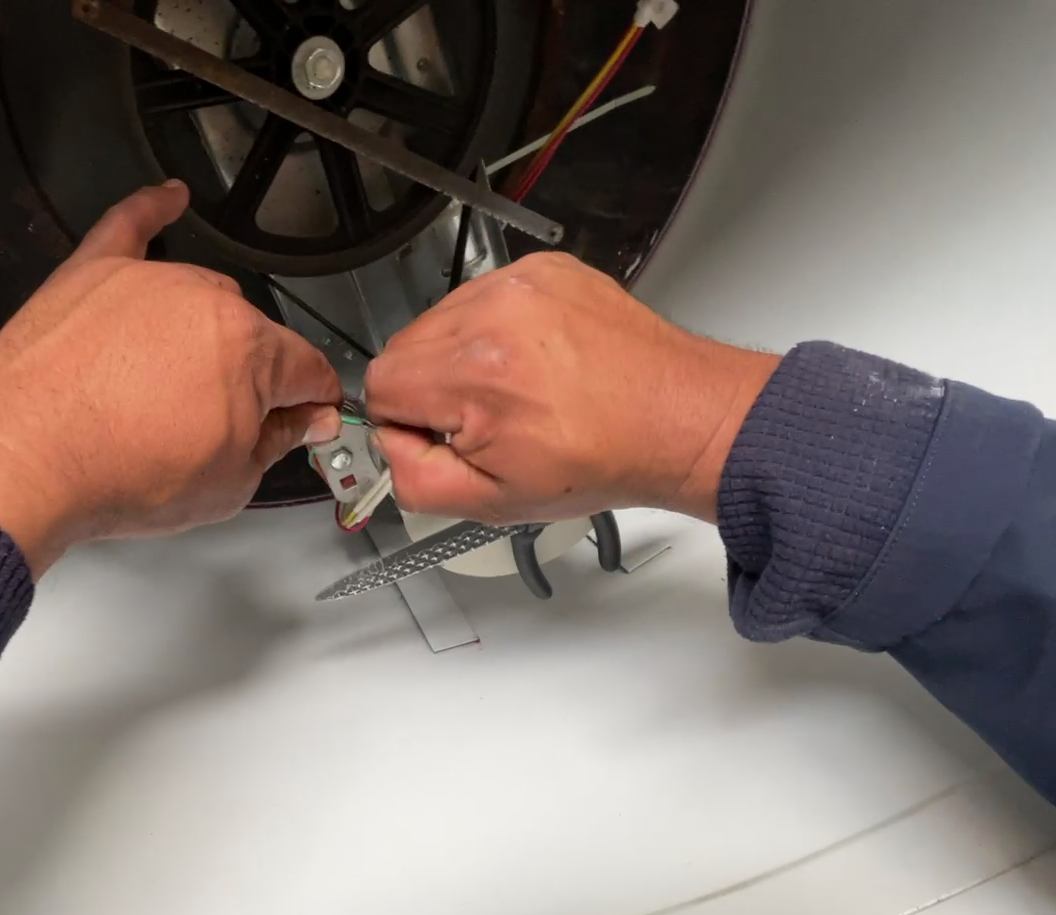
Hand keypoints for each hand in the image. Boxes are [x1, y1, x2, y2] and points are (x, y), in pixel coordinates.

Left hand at [0, 182, 343, 572]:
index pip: (307, 371)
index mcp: (253, 352)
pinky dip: (151, 210)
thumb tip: (308, 421)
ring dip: (201, 336)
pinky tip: (170, 198)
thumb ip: (277, 443)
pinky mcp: (93, 272)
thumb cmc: (124, 476)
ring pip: (201, 298)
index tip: (308, 419)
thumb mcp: (228, 486)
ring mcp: (148, 280)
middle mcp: (208, 300)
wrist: (27, 461)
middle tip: (214, 426)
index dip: (313, 403)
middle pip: (253, 336)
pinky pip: (129, 225)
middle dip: (248, 379)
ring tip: (167, 386)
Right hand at [363, 252, 778, 523]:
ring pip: (434, 323)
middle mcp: (492, 315)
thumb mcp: (490, 502)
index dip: (402, 422)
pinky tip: (525, 361)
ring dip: (454, 359)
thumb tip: (389, 444)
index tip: (441, 437)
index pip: (379, 385)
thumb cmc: (601, 459)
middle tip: (477, 418)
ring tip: (508, 388)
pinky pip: (476, 299)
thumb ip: (413, 479)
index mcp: (473, 375)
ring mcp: (518, 285)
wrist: (677, 419)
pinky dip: (487, 332)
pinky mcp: (540, 270)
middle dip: (425, 391)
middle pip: (401, 350)